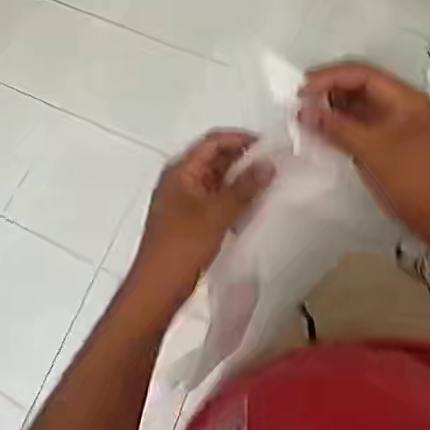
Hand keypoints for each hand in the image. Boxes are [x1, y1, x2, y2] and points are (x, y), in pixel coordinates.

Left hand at [132, 130, 273, 296]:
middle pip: (215, 158)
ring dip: (240, 181)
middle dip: (244, 160)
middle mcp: (180, 180)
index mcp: (181, 171)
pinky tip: (252, 208)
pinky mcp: (189, 220)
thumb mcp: (218, 213)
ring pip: (217, 180)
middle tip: (273, 165)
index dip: (241, 139)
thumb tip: (267, 166)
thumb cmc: (181, 247)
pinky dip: (233, 199)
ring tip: (267, 185)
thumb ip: (245, 187)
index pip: (214, 141)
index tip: (268, 146)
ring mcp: (183, 201)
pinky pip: (215, 199)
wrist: (156, 290)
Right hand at [299, 63, 429, 235]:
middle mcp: (400, 104)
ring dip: (332, 107)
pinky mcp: (386, 140)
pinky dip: (338, 125)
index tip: (304, 88)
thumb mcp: (371, 150)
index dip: (330, 77)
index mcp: (405, 98)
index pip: (363, 74)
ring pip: (357, 104)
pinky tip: (320, 129)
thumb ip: (336, 127)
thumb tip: (305, 111)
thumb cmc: (414, 181)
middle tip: (300, 99)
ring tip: (305, 113)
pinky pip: (358, 123)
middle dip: (329, 90)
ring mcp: (393, 122)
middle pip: (359, 85)